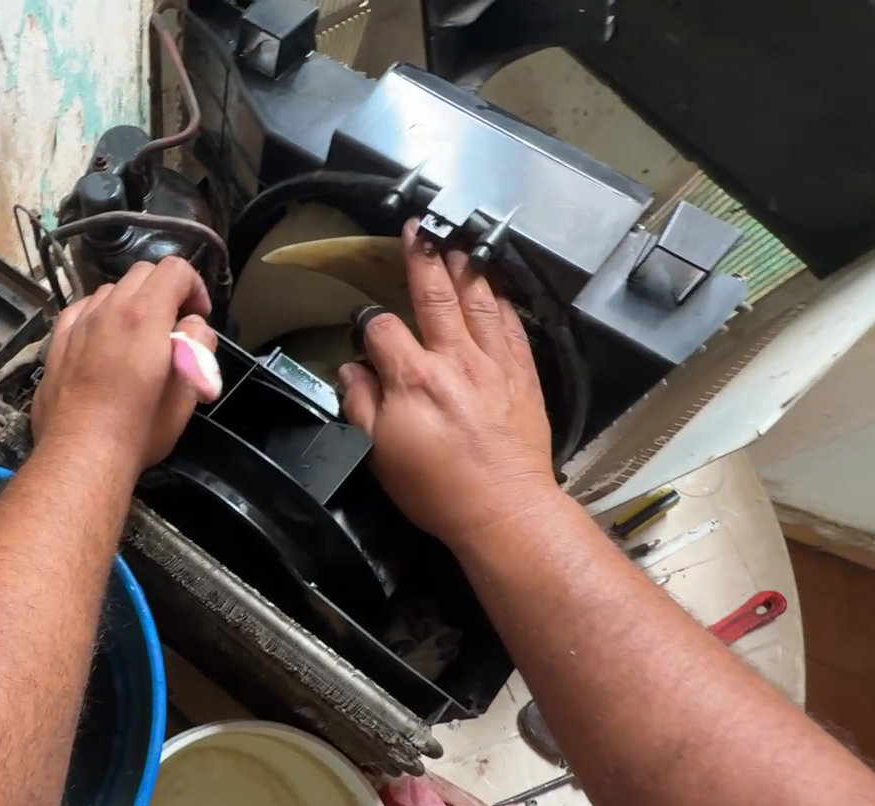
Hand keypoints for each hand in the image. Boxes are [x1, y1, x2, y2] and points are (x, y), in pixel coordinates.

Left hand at [32, 257, 217, 472]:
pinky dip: (100, 315)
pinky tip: (104, 340)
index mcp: (145, 317)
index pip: (175, 270)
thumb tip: (193, 327)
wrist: (82, 454)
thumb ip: (197, 349)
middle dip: (165, 291)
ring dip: (132, 303)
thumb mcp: (186, 394)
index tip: (199, 317)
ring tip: (139, 337)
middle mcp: (109, 310)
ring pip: (110, 290)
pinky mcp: (57, 342)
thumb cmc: (139, 429)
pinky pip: (81, 311)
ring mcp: (78, 324)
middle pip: (142, 273)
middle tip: (174, 326)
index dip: (195, 287)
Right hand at [338, 220, 555, 542]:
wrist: (501, 508)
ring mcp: (493, 364)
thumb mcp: (377, 454)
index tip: (365, 324)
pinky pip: (511, 326)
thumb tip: (351, 370)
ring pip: (477, 302)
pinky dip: (500, 302)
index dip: (369, 322)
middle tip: (416, 228)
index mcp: (412, 379)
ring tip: (456, 243)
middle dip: (421, 259)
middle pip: (434, 297)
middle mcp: (454, 360)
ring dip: (464, 268)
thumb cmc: (434, 488)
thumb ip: (360, 405)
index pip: (383, 329)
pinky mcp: (523, 375)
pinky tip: (494, 288)